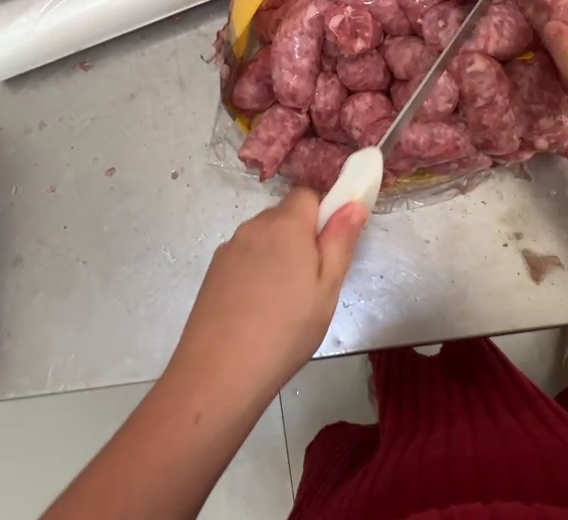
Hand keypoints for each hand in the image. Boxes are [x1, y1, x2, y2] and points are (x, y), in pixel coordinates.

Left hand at [166, 189, 366, 400]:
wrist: (219, 371)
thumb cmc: (286, 329)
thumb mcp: (327, 288)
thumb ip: (340, 241)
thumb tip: (353, 204)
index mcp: (285, 225)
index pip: (307, 196)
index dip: (323, 215)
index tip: (331, 249)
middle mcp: (254, 227)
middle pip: (284, 217)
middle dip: (301, 238)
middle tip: (313, 283)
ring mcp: (229, 248)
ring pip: (263, 239)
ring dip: (278, 256)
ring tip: (285, 303)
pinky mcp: (214, 271)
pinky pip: (244, 258)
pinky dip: (256, 273)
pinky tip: (258, 310)